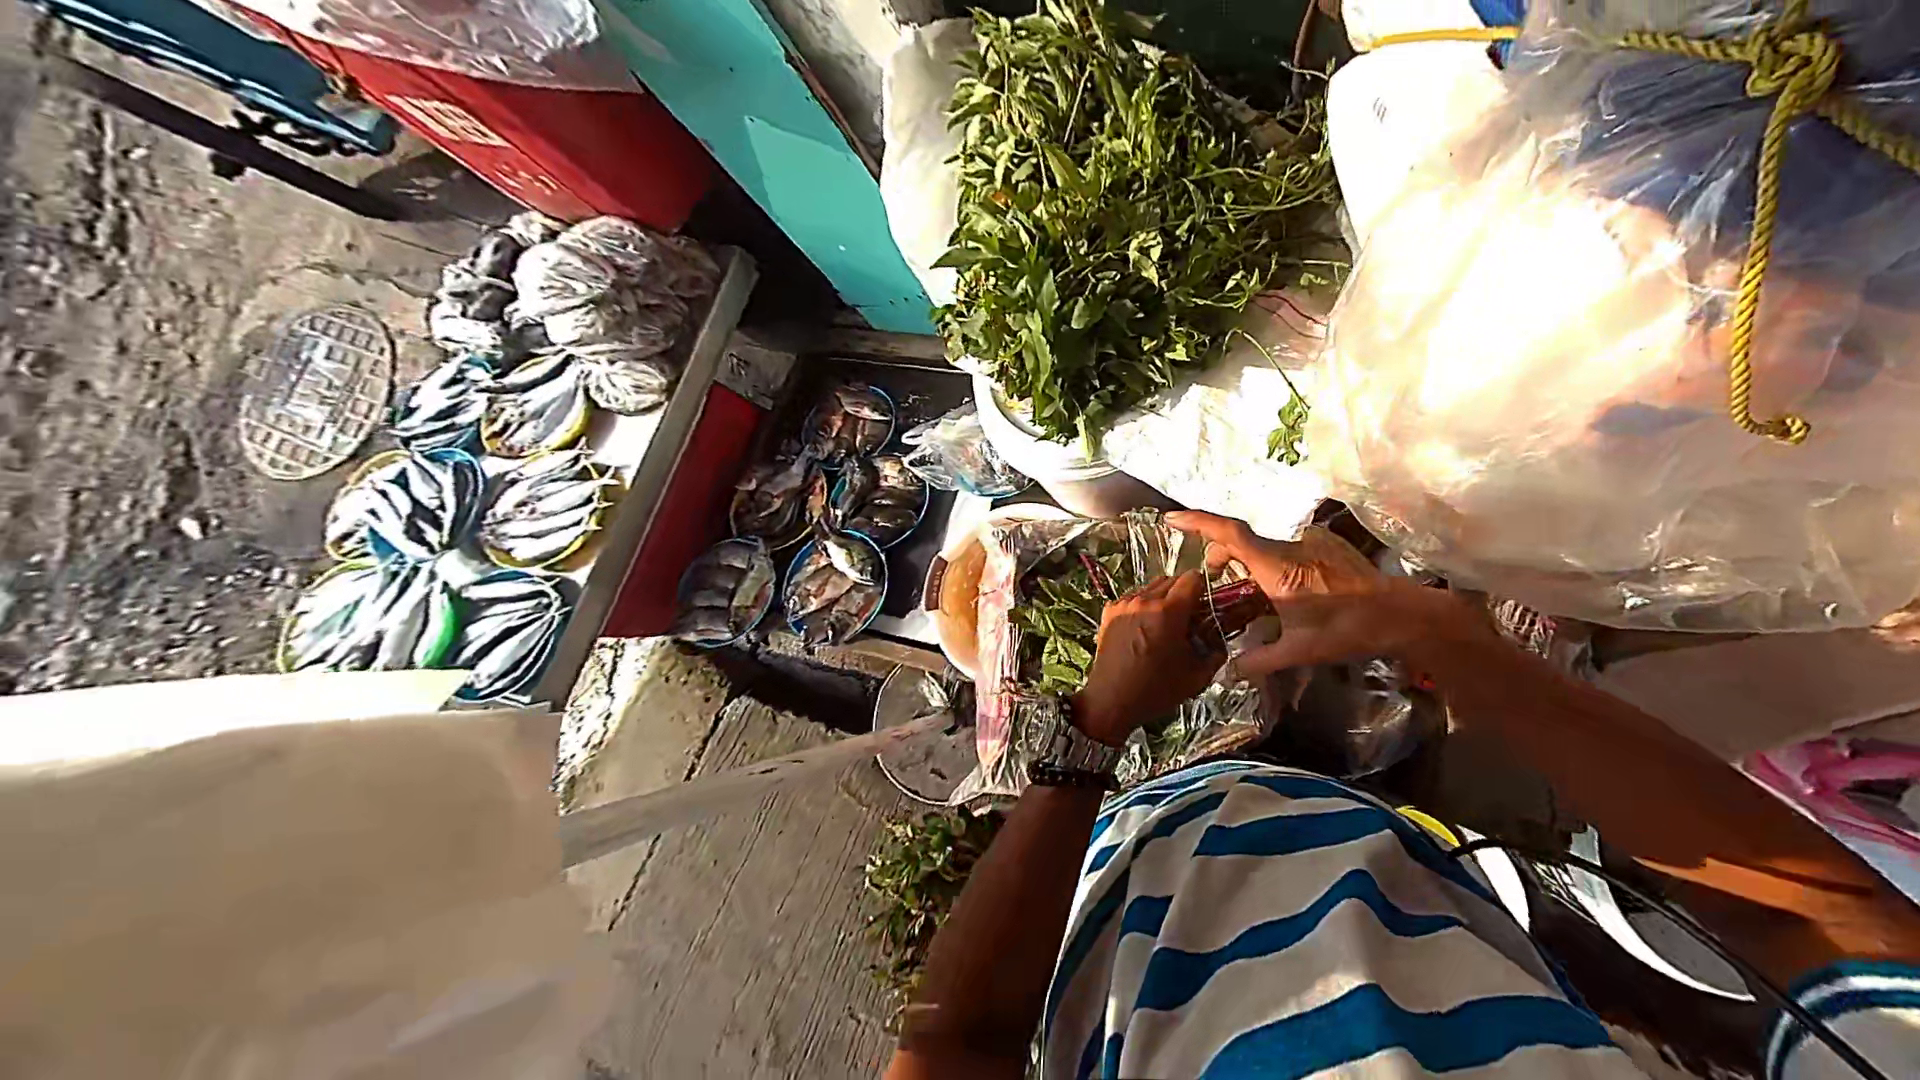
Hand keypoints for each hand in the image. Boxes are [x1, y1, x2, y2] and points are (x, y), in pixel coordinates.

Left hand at [1072, 571, 1219, 745]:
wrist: (1111, 699)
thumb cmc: (1155, 690)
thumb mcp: (1197, 676)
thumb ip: (1215, 651)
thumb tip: (1219, 638)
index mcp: (1168, 612)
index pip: (1192, 579)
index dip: (1204, 587)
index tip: (1207, 601)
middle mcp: (1144, 601)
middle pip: (1171, 580)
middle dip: (1184, 592)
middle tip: (1189, 615)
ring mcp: (1123, 604)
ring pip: (1150, 587)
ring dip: (1162, 598)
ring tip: (1165, 623)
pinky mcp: (1108, 611)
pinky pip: (1132, 598)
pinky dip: (1141, 605)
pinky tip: (1143, 627)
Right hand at [1166, 511, 1484, 675]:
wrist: (1406, 615)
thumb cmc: (1349, 629)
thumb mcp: (1301, 650)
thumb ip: (1260, 659)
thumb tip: (1229, 672)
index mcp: (1276, 568)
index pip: (1229, 534)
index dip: (1197, 522)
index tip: (1172, 519)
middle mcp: (1289, 547)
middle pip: (1241, 540)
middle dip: (1221, 555)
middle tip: (1216, 580)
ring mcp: (1311, 542)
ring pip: (1265, 546)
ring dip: (1249, 562)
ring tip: (1255, 592)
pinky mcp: (1327, 544)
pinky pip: (1287, 548)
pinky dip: (1274, 563)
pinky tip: (1290, 589)